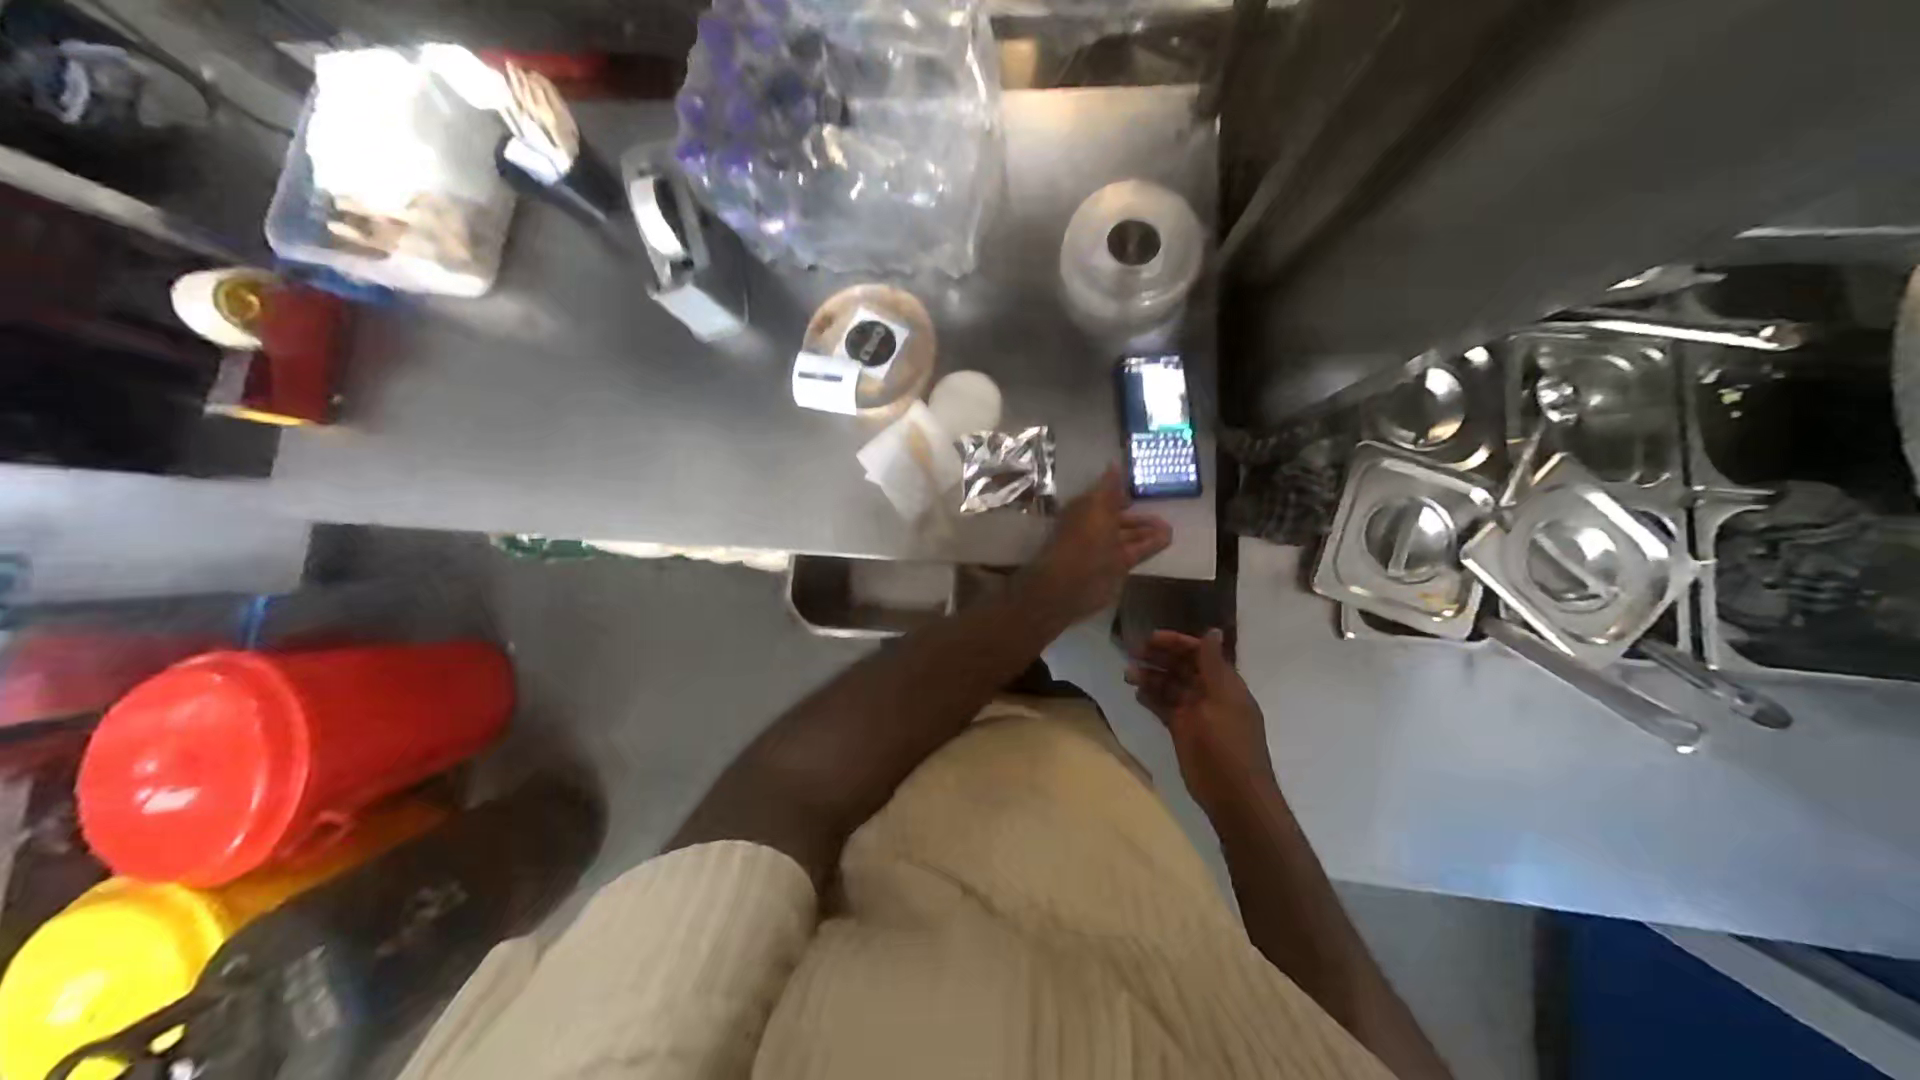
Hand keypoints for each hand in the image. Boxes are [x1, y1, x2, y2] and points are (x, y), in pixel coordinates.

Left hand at [1020, 466, 1172, 625]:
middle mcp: (1094, 528)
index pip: (1104, 497)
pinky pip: (1136, 551)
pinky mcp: (1116, 565)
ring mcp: (1105, 548)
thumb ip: (1109, 488)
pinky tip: (1168, 538)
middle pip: (1118, 518)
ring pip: (1129, 535)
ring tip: (1170, 525)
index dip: (1119, 492)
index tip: (1138, 487)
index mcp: (1084, 510)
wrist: (1072, 583)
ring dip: (1148, 530)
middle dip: (1137, 514)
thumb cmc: (1083, 539)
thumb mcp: (1097, 507)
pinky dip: (1151, 544)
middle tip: (1162, 507)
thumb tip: (1114, 464)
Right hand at [1127, 629, 1274, 809]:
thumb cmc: (1229, 744)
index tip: (1151, 639)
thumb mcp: (1221, 699)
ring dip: (1151, 677)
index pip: (1200, 653)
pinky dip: (1151, 698)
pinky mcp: (1183, 730)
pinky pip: (1165, 707)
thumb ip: (1213, 665)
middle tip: (1132, 653)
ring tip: (1127, 674)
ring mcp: (1196, 713)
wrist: (1233, 794)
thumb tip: (1212, 631)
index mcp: (1225, 684)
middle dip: (1160, 658)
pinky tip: (1136, 693)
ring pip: (1170, 686)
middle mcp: (1210, 694)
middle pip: (1183, 667)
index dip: (1177, 643)